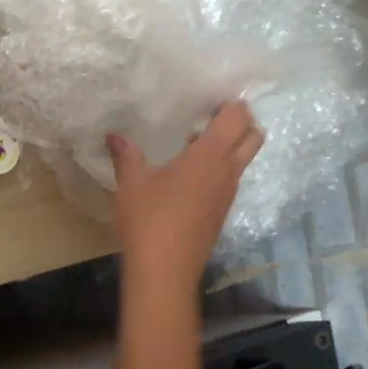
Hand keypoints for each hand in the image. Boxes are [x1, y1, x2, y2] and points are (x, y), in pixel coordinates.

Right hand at [107, 101, 264, 293]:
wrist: (164, 269)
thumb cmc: (148, 220)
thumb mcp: (131, 185)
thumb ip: (126, 156)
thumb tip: (114, 135)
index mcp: (209, 155)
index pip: (237, 116)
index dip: (229, 103)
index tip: (208, 99)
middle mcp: (228, 170)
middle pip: (253, 134)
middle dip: (240, 122)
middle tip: (210, 120)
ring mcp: (228, 193)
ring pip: (243, 159)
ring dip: (229, 147)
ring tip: (194, 147)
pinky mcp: (220, 212)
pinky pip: (230, 180)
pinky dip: (219, 170)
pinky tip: (187, 180)